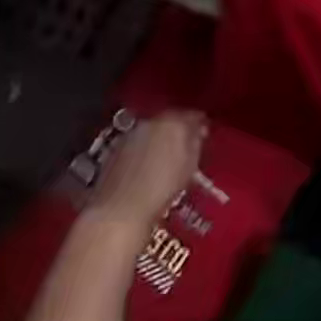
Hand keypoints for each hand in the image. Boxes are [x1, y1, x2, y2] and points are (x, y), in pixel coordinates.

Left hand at [88, 111, 206, 231]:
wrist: (122, 206)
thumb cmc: (164, 187)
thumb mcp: (190, 166)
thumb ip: (196, 143)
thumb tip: (198, 131)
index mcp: (174, 123)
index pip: (192, 115)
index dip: (200, 122)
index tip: (205, 131)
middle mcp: (151, 122)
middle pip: (170, 119)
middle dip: (179, 128)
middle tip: (187, 143)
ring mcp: (131, 133)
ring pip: (153, 129)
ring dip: (161, 137)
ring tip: (167, 154)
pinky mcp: (116, 146)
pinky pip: (138, 141)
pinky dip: (146, 147)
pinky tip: (148, 163)